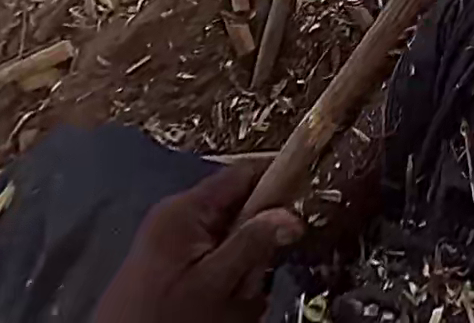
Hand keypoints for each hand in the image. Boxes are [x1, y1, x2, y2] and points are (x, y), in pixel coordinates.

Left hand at [93, 162, 303, 322]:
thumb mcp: (212, 287)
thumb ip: (253, 243)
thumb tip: (294, 214)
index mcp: (184, 209)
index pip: (246, 172)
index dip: (279, 178)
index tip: (307, 196)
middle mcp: (176, 216)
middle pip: (240, 204)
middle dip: (259, 233)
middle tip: (265, 265)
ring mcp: (168, 242)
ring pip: (230, 233)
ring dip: (244, 260)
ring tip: (239, 293)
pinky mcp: (165, 267)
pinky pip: (212, 255)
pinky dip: (226, 275)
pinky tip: (224, 302)